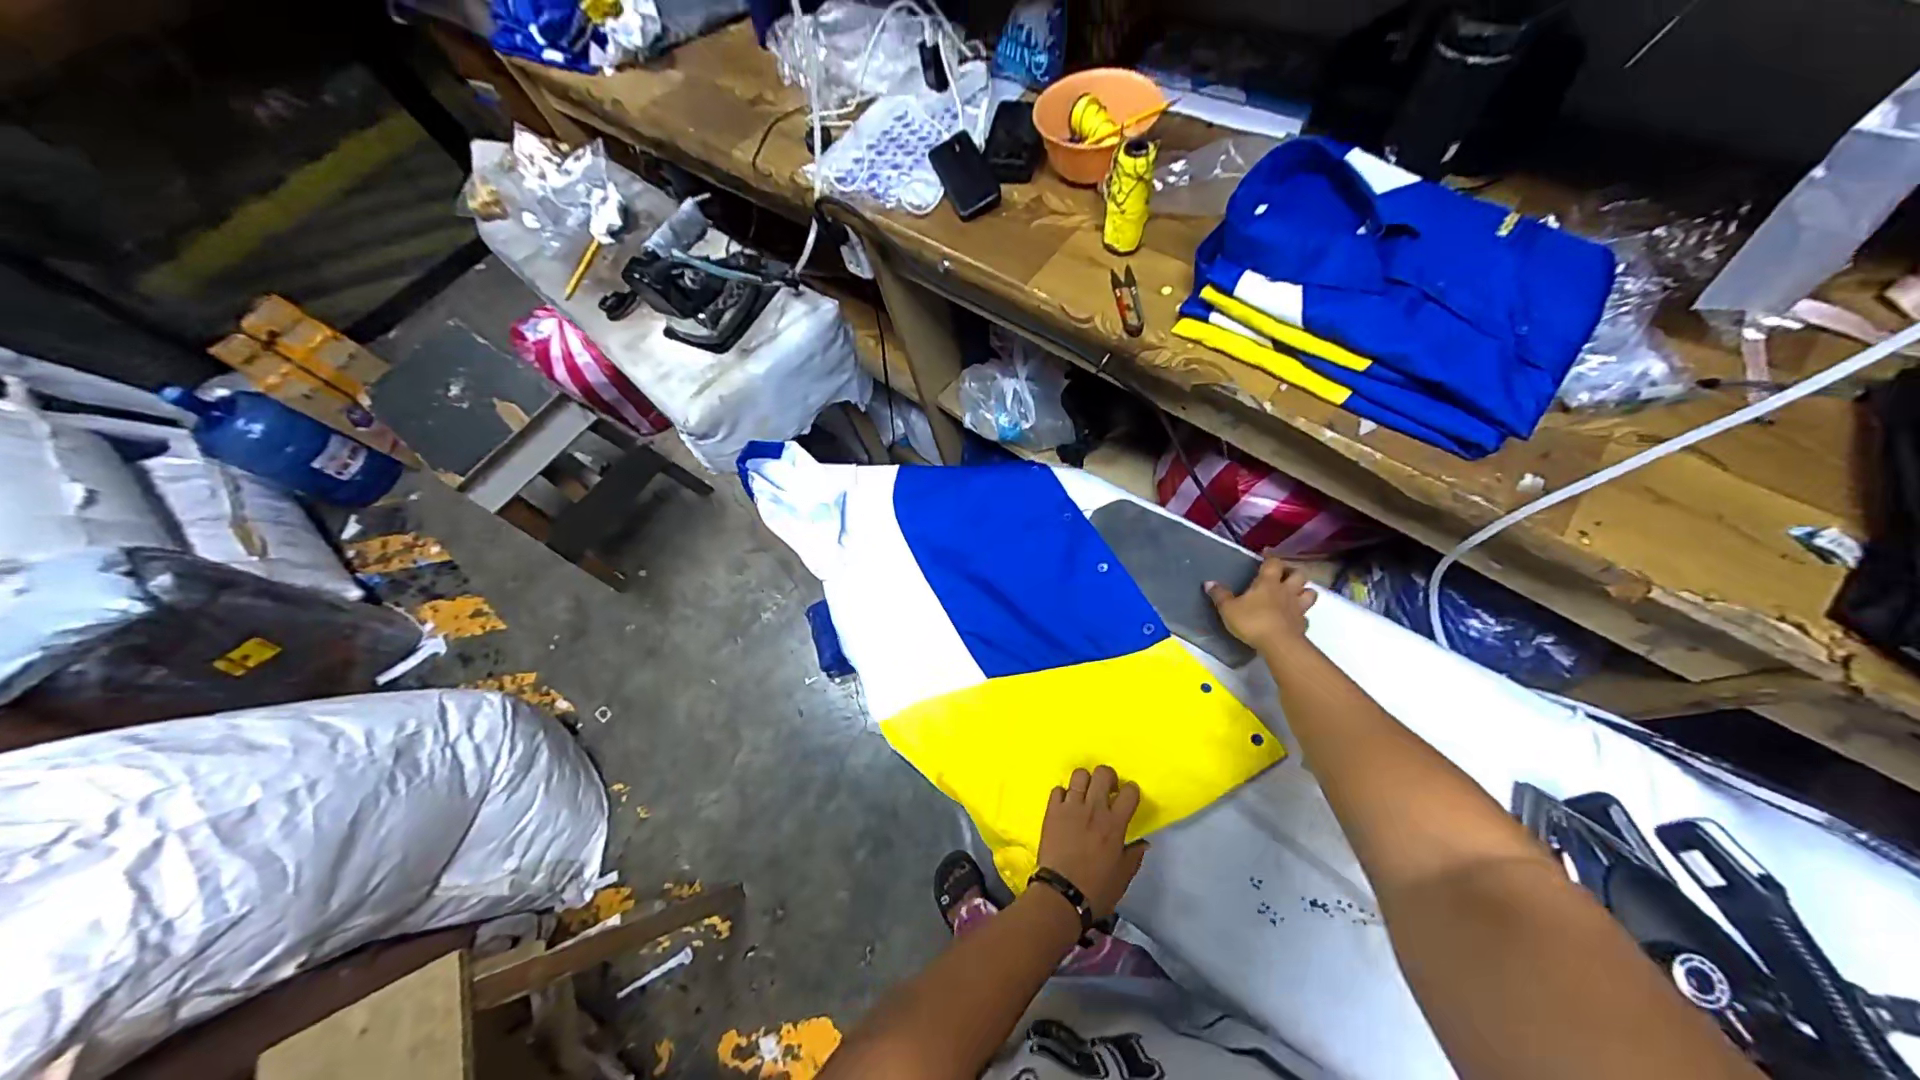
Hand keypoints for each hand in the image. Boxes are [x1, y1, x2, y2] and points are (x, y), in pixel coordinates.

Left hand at [1036, 765, 1147, 918]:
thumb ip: (1134, 855)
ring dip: (1085, 782)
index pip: (1129, 791)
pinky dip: (1063, 794)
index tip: (1127, 797)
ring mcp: (1070, 807)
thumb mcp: (1123, 876)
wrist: (1061, 894)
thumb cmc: (1096, 889)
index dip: (1131, 791)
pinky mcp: (1052, 811)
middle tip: (1106, 791)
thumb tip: (1143, 843)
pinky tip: (1066, 806)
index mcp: (1115, 824)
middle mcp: (1094, 809)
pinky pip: (1057, 789)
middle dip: (1108, 777)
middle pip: (1103, 773)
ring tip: (1085, 795)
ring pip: (1079, 775)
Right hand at [1206, 558, 1317, 654]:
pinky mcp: (1303, 624)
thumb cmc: (1252, 621)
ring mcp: (1298, 607)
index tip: (1266, 553)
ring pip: (1310, 592)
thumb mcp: (1228, 609)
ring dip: (1304, 590)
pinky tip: (1294, 618)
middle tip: (1284, 574)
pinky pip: (1306, 616)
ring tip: (1295, 593)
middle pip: (1298, 574)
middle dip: (1292, 571)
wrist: (1278, 644)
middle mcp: (1286, 590)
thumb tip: (1209, 582)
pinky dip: (1301, 615)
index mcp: (1268, 582)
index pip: (1273, 563)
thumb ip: (1220, 595)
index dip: (1271, 556)